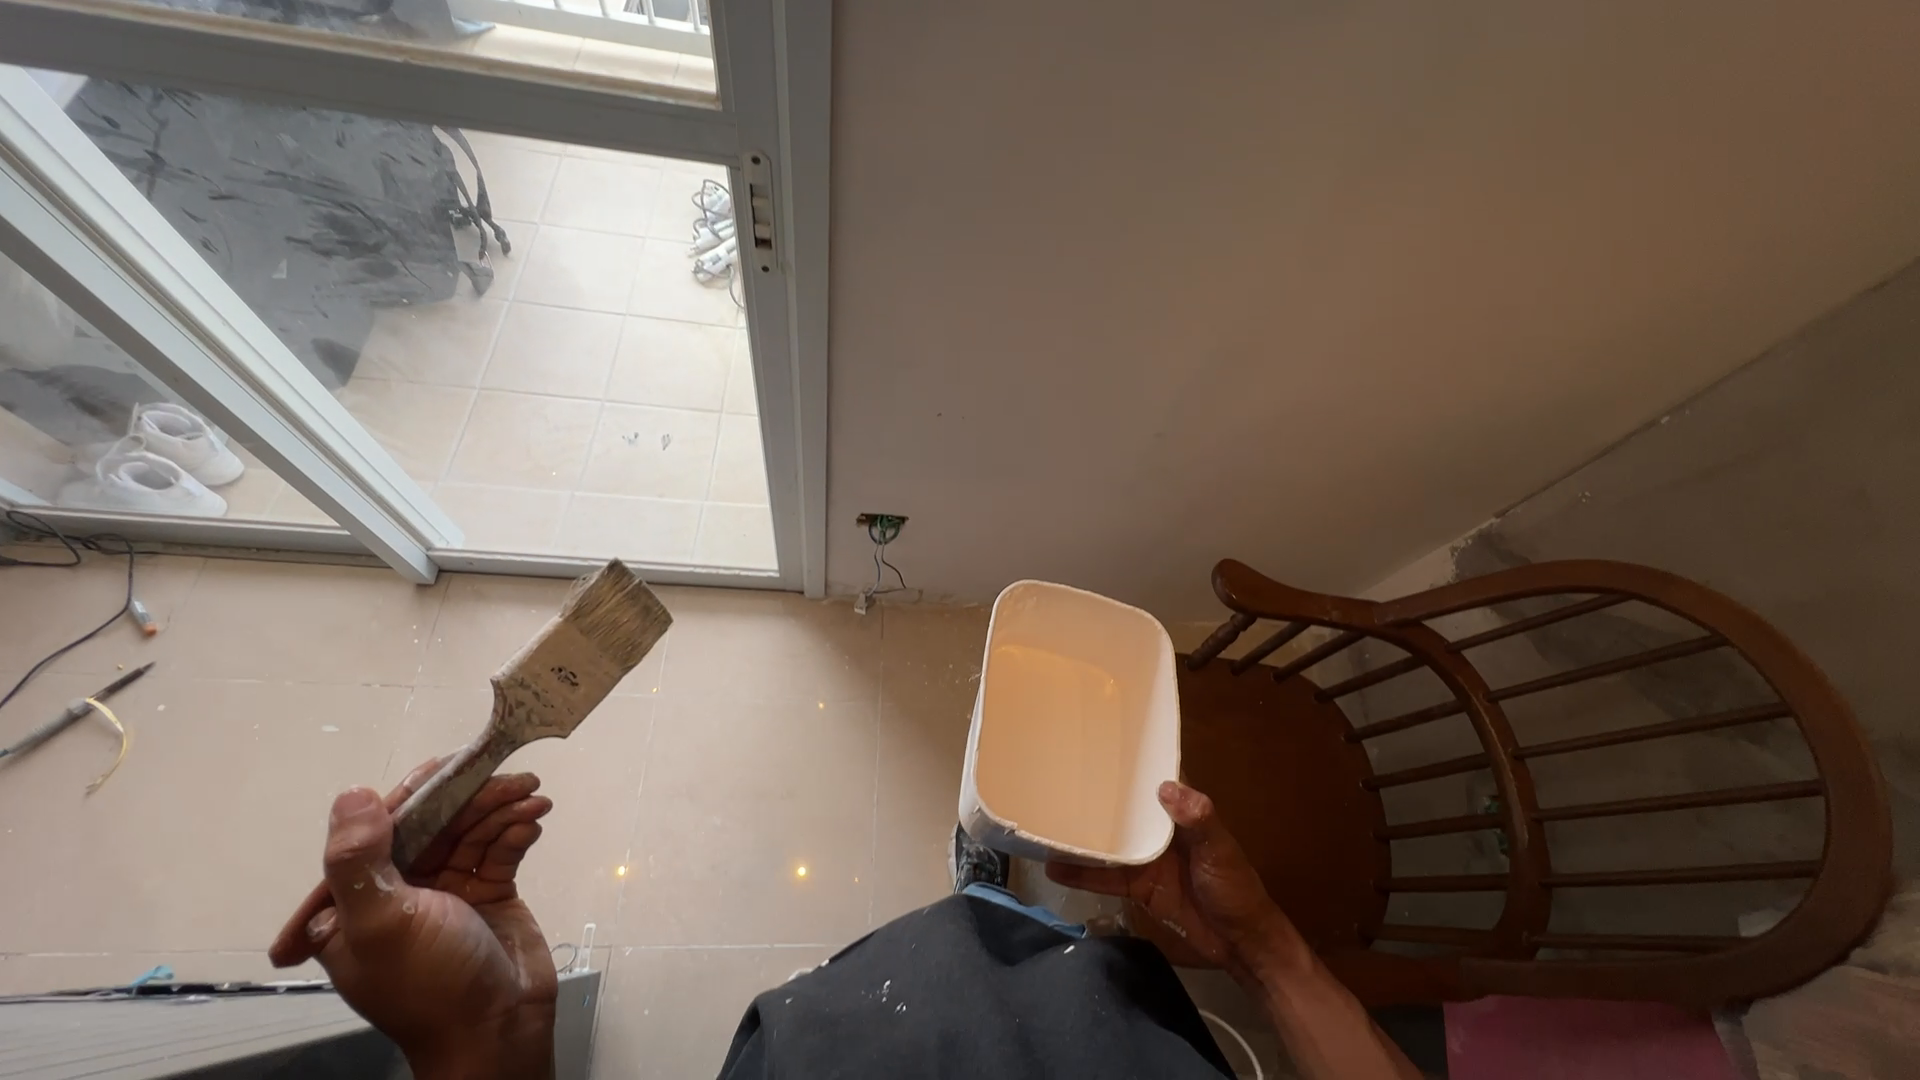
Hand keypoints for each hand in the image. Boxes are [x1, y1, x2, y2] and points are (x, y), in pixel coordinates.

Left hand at [268, 757, 558, 1079]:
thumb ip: (359, 860)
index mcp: (356, 901)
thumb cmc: (429, 980)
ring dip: (504, 811)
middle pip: (437, 825)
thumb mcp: (383, 922)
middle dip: (476, 799)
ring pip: (473, 832)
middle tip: (518, 779)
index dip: (420, 793)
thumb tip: (353, 794)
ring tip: (537, 795)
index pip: (382, 830)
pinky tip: (534, 823)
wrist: (496, 1027)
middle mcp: (399, 890)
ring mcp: (447, 891)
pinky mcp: (489, 892)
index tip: (457, 765)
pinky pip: (500, 850)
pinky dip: (517, 833)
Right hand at [1047, 780, 1307, 985]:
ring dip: (1081, 833)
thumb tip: (1166, 788)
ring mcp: (1145, 857)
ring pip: (1108, 839)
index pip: (1155, 776)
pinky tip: (1052, 868)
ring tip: (1045, 820)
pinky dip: (1080, 873)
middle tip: (1056, 775)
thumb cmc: (1235, 888)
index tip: (1100, 739)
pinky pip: (1104, 876)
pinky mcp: (1136, 886)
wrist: (1239, 943)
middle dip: (1096, 792)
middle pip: (1123, 806)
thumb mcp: (1220, 850)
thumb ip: (1198, 819)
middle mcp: (1158, 828)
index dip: (1132, 759)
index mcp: (1180, 811)